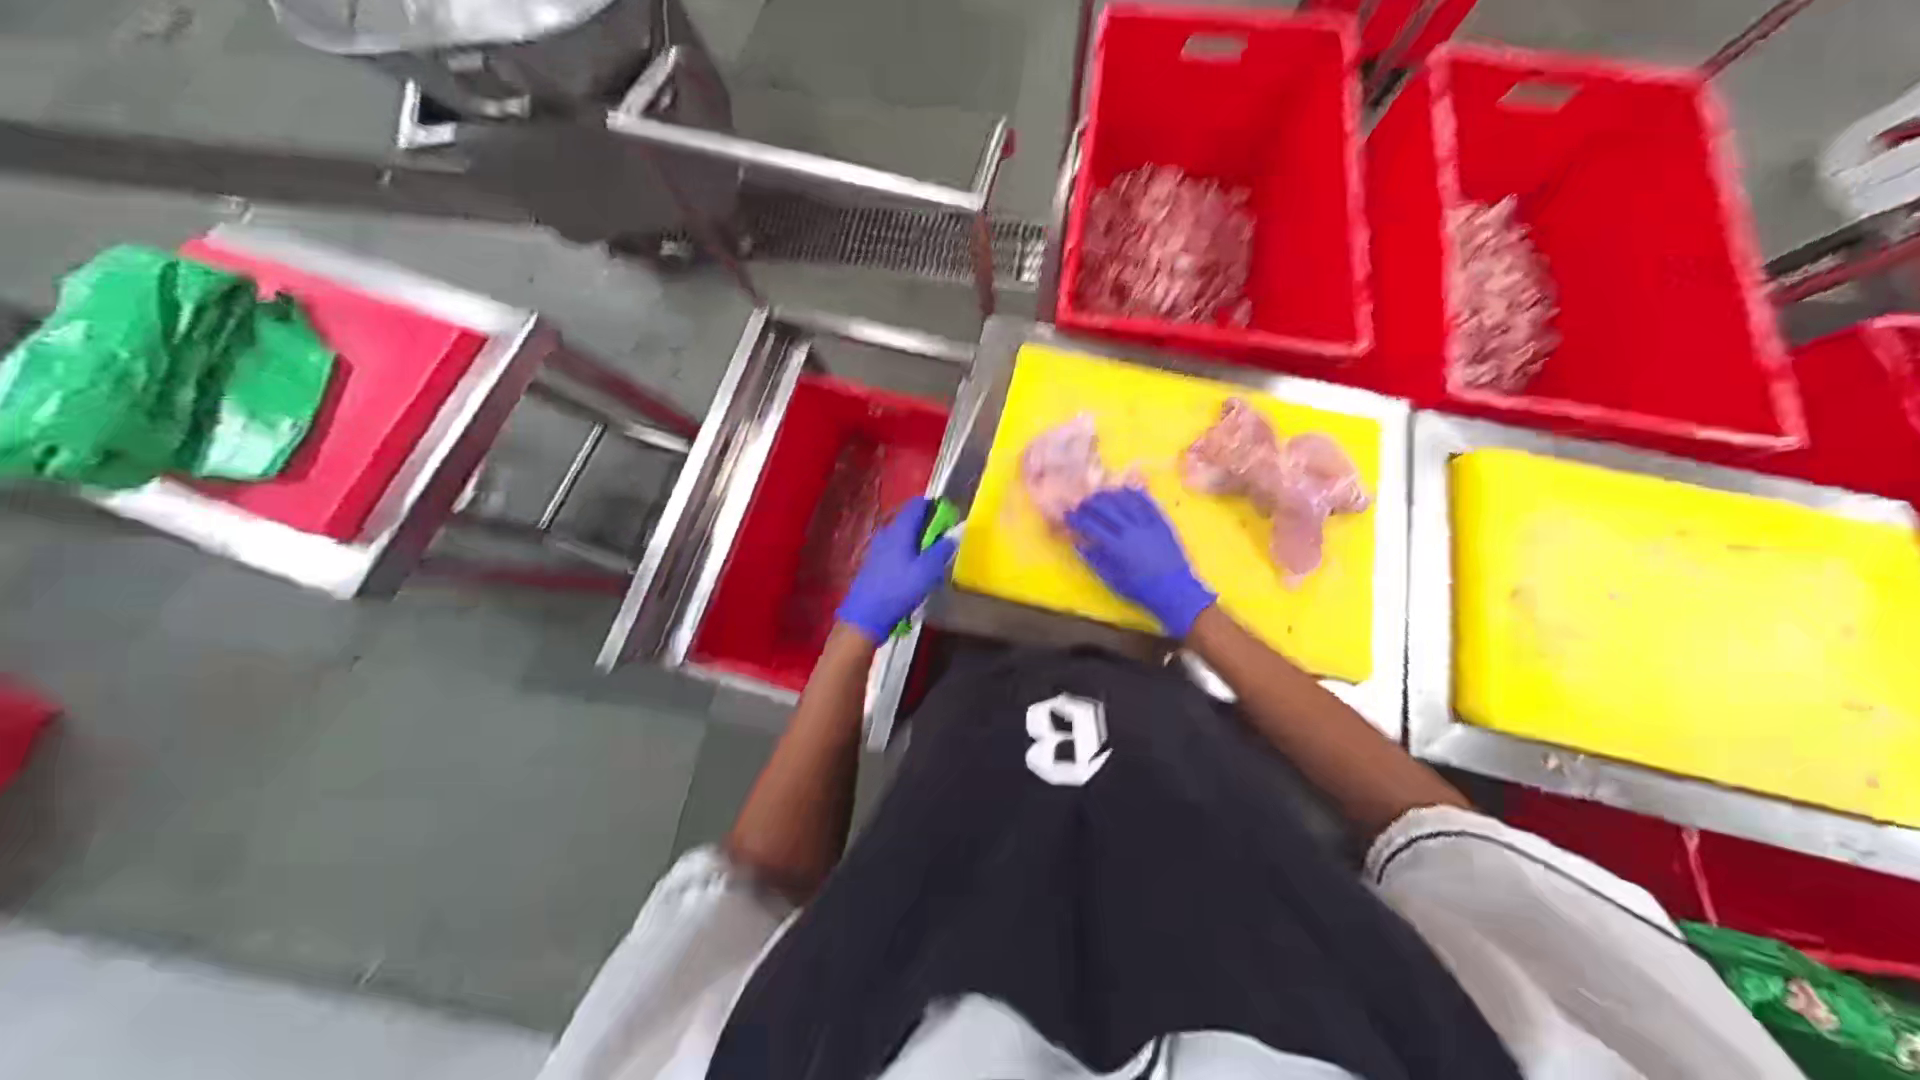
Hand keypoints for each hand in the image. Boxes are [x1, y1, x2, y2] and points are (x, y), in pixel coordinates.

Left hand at [836, 497, 959, 642]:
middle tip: (943, 534)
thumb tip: (954, 534)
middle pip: (908, 518)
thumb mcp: (928, 571)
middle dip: (926, 522)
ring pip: (901, 533)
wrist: (866, 615)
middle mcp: (886, 533)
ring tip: (931, 550)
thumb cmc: (899, 589)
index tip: (948, 514)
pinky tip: (913, 564)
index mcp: (900, 530)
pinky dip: (907, 548)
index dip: (933, 506)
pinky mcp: (873, 561)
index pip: (916, 505)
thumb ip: (942, 550)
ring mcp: (877, 547)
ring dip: (916, 537)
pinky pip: (894, 546)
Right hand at [1066, 488, 1215, 637]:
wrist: (1174, 589)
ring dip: (1110, 495)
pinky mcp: (1161, 522)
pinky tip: (1125, 490)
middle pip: (1106, 508)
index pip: (1090, 525)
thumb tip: (1078, 543)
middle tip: (1081, 502)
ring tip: (1100, 493)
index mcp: (1116, 547)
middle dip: (1090, 503)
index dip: (1076, 518)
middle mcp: (1130, 530)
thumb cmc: (1140, 588)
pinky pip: (1146, 503)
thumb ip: (1094, 559)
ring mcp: (1148, 524)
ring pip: (1125, 501)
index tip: (1068, 514)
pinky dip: (1134, 494)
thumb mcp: (1112, 579)